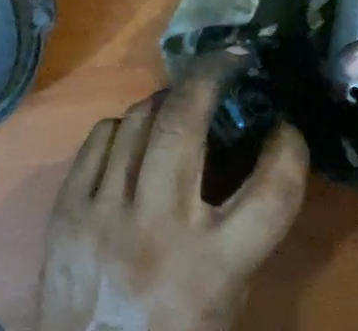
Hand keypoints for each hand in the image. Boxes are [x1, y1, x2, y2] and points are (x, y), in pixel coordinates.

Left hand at [36, 53, 308, 330]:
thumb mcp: (226, 298)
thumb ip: (242, 231)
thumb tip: (250, 151)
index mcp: (212, 268)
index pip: (272, 192)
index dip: (291, 149)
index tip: (286, 128)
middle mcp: (157, 231)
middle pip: (184, 125)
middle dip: (210, 76)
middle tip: (230, 59)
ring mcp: (104, 215)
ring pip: (137, 121)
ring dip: (166, 100)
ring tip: (182, 98)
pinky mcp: (66, 209)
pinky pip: (101, 138)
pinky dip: (125, 126)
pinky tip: (136, 134)